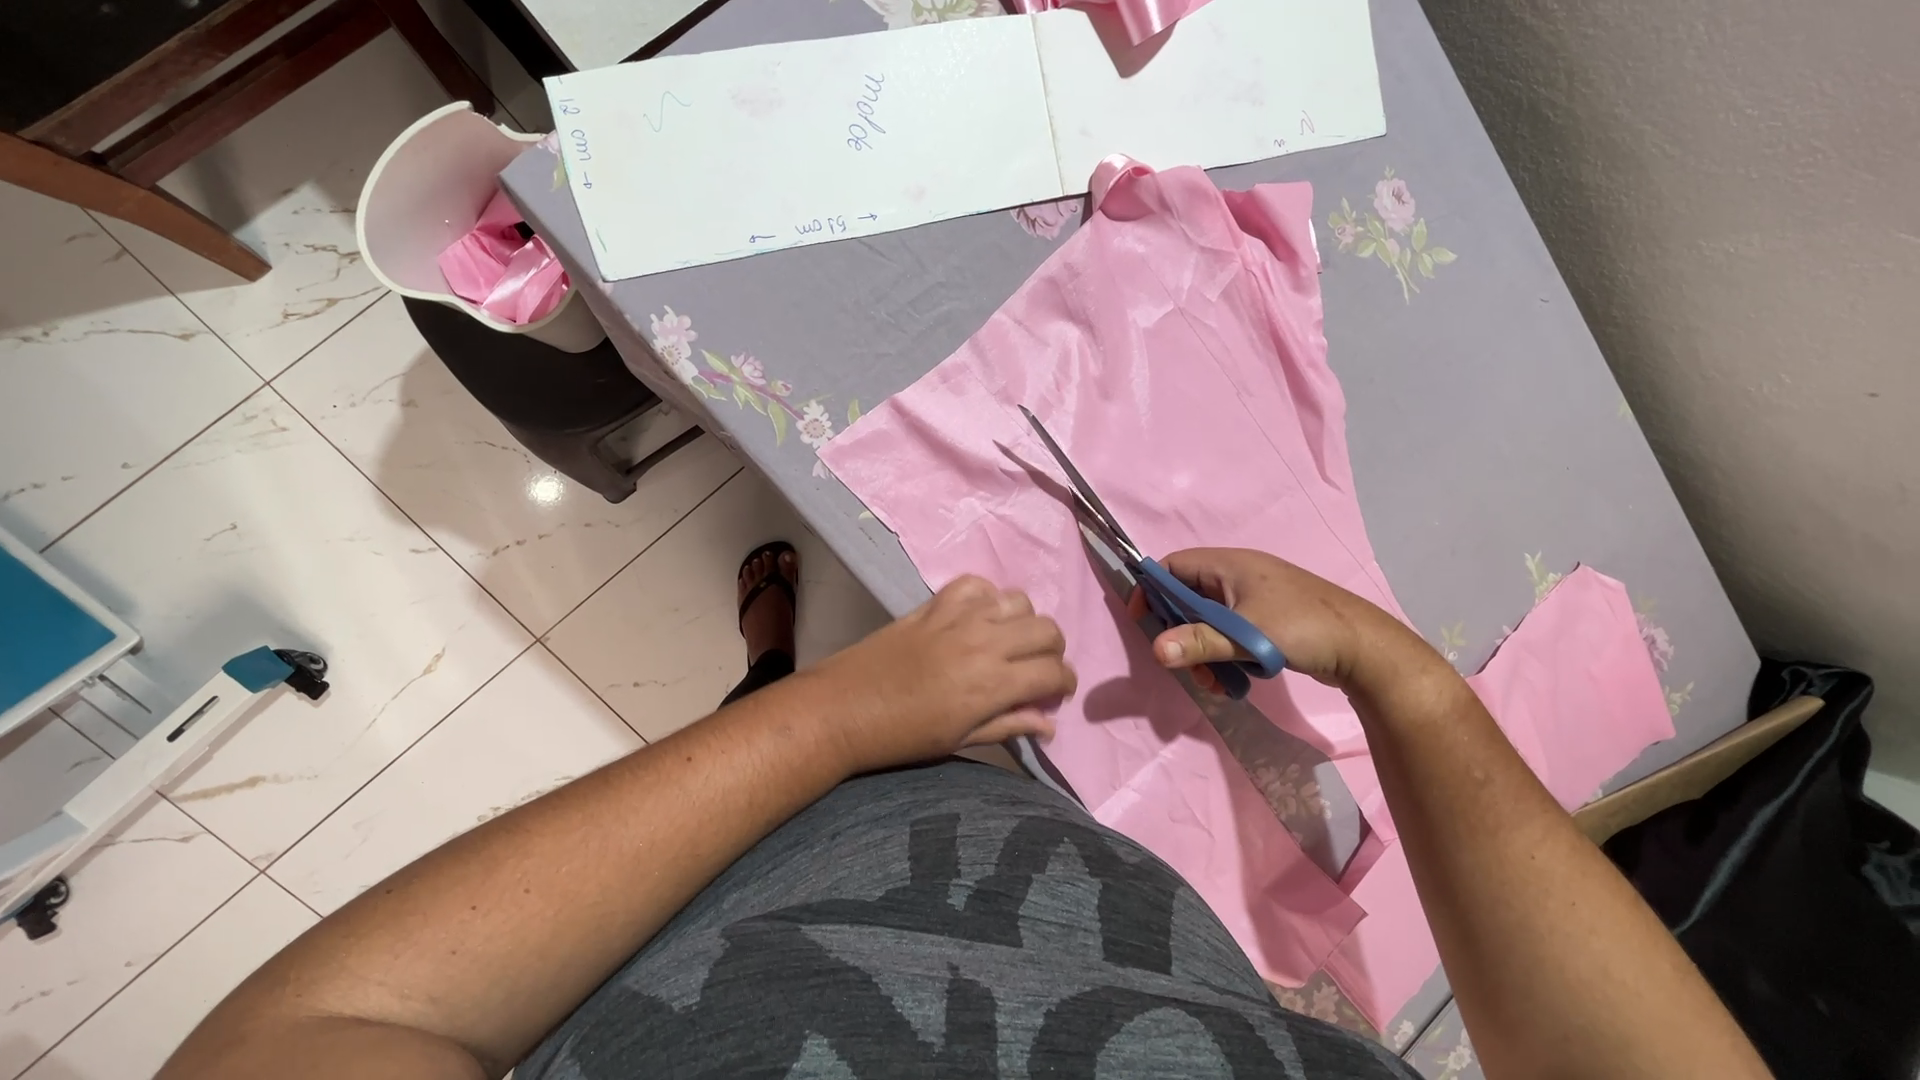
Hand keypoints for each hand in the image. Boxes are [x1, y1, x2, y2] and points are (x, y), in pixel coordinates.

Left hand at [810, 575, 1076, 773]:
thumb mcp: (960, 740)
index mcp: (993, 684)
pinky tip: (978, 617)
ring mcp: (959, 618)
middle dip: (1053, 650)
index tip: (1057, 693)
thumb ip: (1008, 726)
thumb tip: (1049, 725)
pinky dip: (986, 597)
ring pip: (1018, 600)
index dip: (1064, 683)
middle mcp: (984, 643)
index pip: (1053, 672)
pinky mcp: (934, 604)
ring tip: (1009, 641)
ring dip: (1024, 621)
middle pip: (1047, 629)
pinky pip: (976, 584)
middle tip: (1038, 668)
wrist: (843, 708)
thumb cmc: (903, 736)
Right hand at [1129, 548, 1436, 695]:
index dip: (1152, 591)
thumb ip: (1198, 642)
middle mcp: (1239, 575)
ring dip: (1203, 651)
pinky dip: (1225, 654)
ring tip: (1213, 681)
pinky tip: (1234, 681)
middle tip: (1183, 663)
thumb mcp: (1245, 636)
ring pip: (1209, 620)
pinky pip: (1230, 632)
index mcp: (1230, 565)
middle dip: (1181, 633)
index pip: (1173, 566)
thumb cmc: (1302, 628)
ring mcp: (1256, 597)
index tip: (1143, 622)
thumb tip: (1156, 651)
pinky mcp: (1269, 619)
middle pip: (1188, 597)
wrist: (1365, 647)